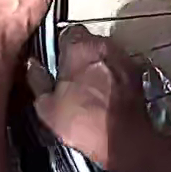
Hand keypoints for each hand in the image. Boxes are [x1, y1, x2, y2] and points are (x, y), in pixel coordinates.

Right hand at [32, 27, 159, 171]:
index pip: (66, 32)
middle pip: (87, 42)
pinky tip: (106, 95)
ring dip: (97, 65)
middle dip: (80, 55)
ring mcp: (123, 56)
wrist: (124, 139)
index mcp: (78, 46)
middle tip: (71, 78)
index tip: (56, 61)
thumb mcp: (47, 107)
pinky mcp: (137, 72)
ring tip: (90, 88)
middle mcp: (102, 44)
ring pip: (104, 54)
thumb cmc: (83, 120)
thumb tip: (32, 65)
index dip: (60, 46)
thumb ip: (37, 80)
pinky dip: (113, 76)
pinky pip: (119, 67)